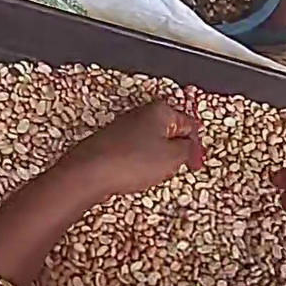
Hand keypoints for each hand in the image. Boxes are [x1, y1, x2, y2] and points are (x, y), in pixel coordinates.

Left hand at [58, 100, 203, 200]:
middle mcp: (141, 114)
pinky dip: (138, 163)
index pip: (190, 125)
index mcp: (161, 111)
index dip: (195, 147)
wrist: (89, 173)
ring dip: (156, 159)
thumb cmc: (131, 162)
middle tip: (173, 169)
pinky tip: (134, 174)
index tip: (195, 164)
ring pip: (151, 143)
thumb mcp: (173, 157)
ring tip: (151, 174)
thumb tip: (191, 147)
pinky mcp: (111, 142)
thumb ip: (189, 149)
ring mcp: (124, 127)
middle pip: (170, 133)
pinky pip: (134, 152)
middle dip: (175, 152)